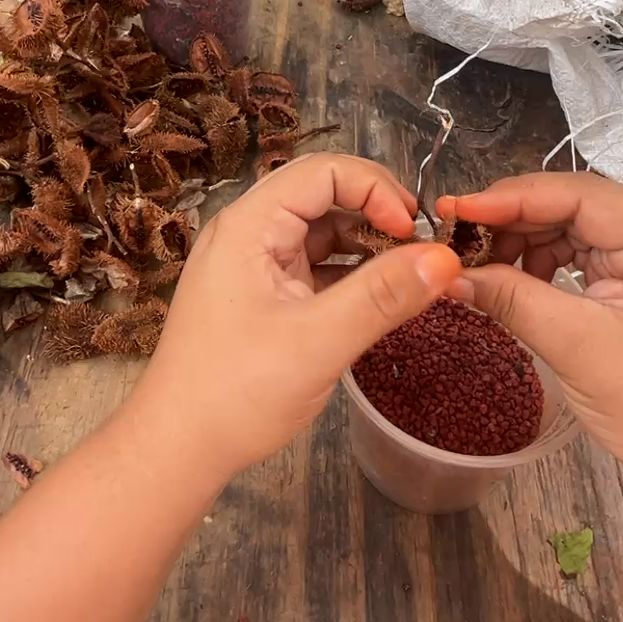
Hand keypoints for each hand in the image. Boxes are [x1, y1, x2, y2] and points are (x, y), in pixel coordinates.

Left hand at [126, 153, 466, 480]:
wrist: (177, 449)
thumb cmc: (236, 393)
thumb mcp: (318, 342)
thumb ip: (382, 296)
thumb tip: (446, 257)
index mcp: (250, 225)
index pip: (322, 172)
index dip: (375, 189)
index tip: (412, 232)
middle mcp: (250, 232)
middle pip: (323, 195)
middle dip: (376, 212)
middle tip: (421, 247)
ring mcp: (254, 264)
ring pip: (322, 231)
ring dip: (367, 244)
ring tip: (410, 272)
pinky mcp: (263, 294)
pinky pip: (315, 266)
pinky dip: (351, 273)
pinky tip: (383, 294)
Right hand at [437, 173, 622, 500]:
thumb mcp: (580, 349)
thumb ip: (512, 299)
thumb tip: (448, 274)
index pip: (579, 195)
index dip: (511, 198)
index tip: (453, 210)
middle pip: (575, 207)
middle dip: (513, 222)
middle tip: (455, 240)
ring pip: (575, 230)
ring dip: (524, 244)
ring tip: (480, 267)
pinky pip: (585, 259)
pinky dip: (544, 267)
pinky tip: (514, 283)